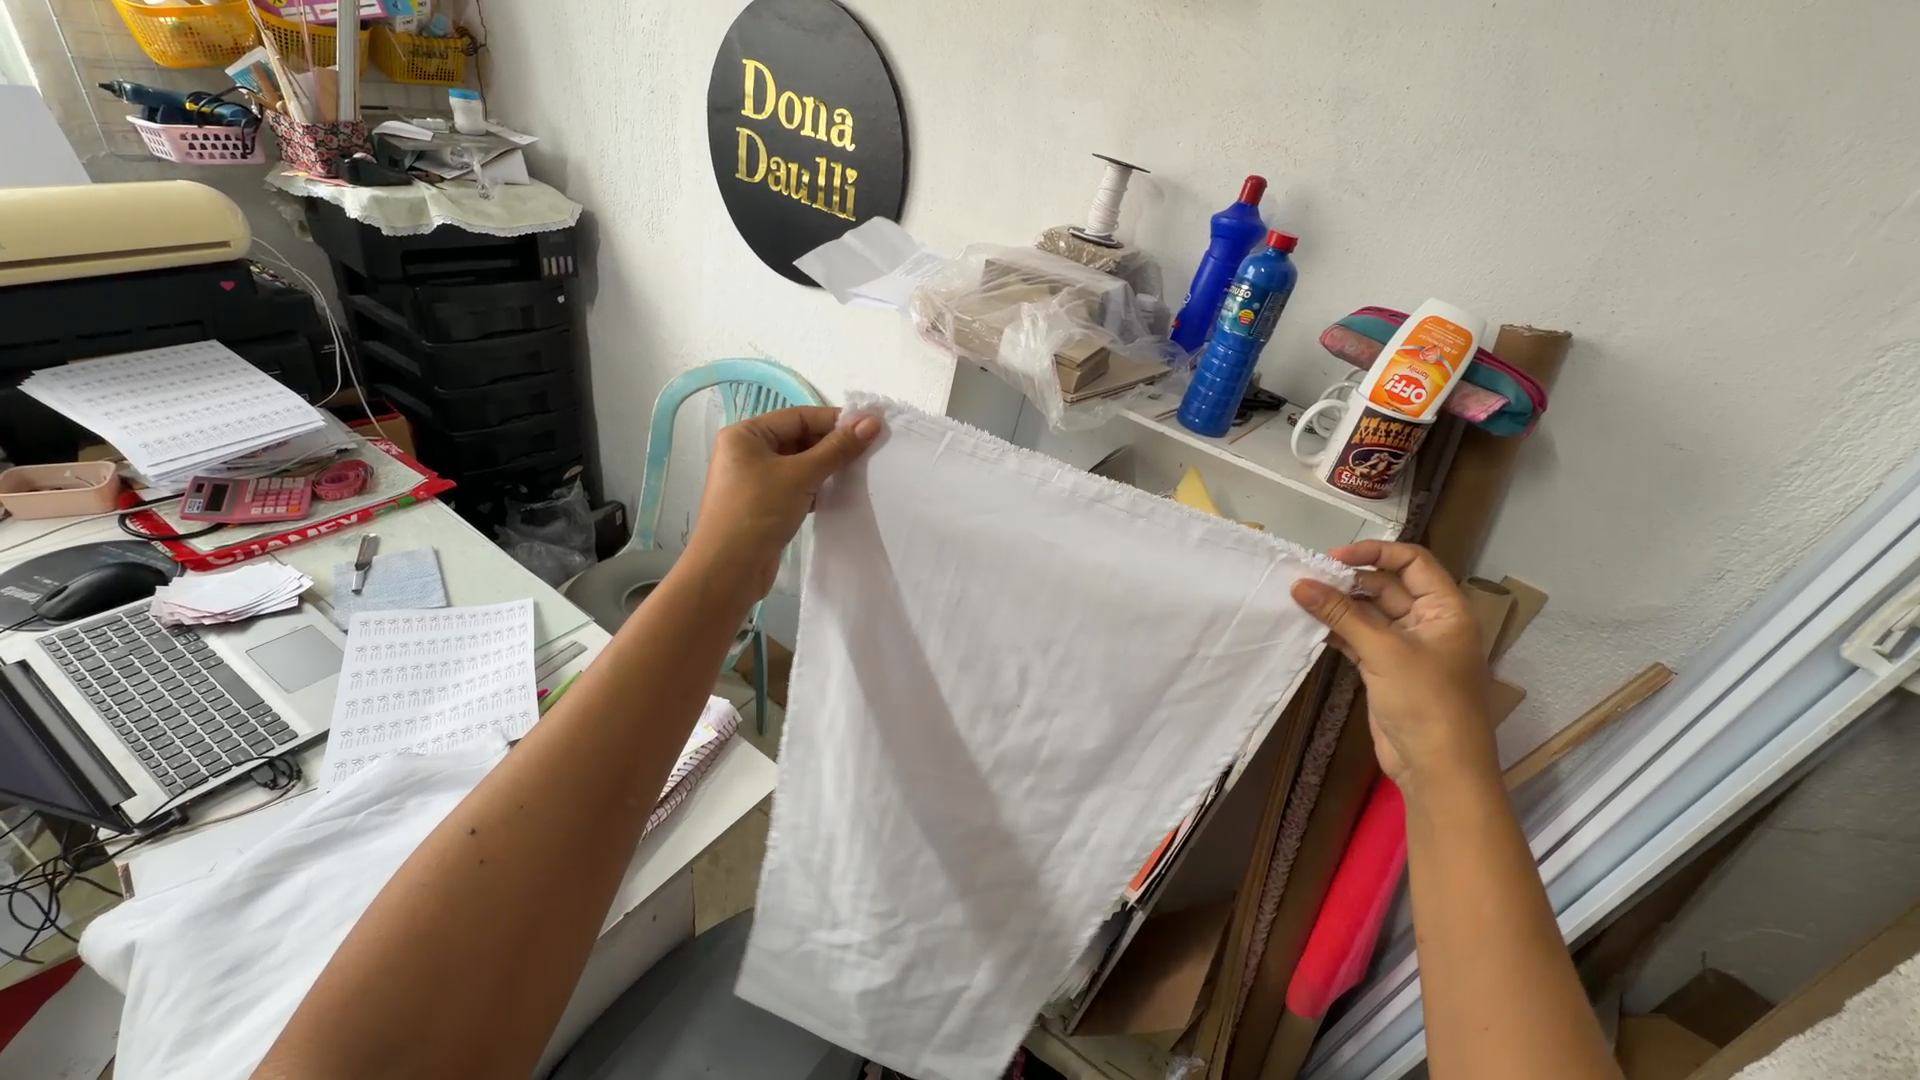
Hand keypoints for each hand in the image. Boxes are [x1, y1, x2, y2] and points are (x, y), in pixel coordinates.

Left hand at [687, 406, 881, 602]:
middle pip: (798, 438)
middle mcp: (746, 453)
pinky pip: (795, 486)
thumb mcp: (801, 475)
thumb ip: (838, 448)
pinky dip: (816, 488)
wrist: (729, 570)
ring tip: (859, 471)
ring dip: (826, 467)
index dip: (834, 420)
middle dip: (832, 445)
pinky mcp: (763, 505)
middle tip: (869, 450)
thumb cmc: (759, 512)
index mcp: (745, 435)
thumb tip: (872, 422)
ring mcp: (753, 480)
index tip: (871, 426)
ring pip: (798, 464)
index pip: (798, 417)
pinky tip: (838, 493)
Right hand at [1290, 541, 1494, 788]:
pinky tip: (1309, 626)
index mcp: (1446, 609)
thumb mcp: (1384, 651)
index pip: (1413, 562)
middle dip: (1349, 582)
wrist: (1438, 768)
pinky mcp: (1386, 670)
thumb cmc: (1426, 701)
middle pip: (1386, 587)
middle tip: (1306, 580)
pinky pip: (1359, 639)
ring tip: (1299, 599)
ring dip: (1338, 607)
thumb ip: (1341, 614)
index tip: (1334, 558)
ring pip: (1368, 614)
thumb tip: (1300, 584)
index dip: (1376, 552)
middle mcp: (1429, 623)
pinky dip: (1337, 632)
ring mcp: (1407, 648)